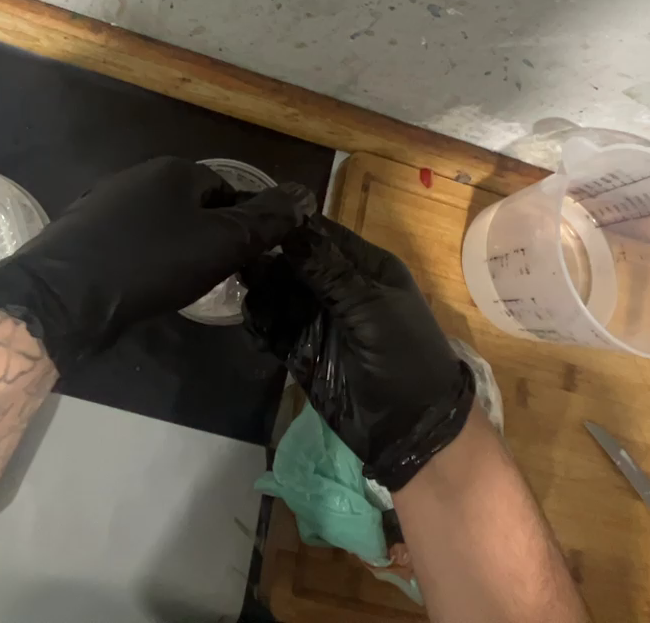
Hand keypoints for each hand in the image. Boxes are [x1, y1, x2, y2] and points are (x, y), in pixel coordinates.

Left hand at [0, 156, 314, 373]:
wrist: (63, 296)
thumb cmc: (150, 263)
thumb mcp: (220, 244)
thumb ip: (265, 222)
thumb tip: (305, 195)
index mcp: (174, 171)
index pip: (226, 191)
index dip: (240, 227)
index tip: (243, 263)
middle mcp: (137, 177)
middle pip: (192, 206)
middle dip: (207, 239)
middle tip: (213, 278)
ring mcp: (104, 204)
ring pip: (159, 226)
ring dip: (174, 251)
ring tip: (178, 287)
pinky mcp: (82, 233)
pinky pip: (128, 242)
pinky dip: (142, 261)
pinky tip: (140, 287)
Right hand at [243, 217, 473, 488]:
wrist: (413, 433)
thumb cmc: (404, 359)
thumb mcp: (370, 309)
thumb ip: (329, 272)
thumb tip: (290, 230)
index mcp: (366, 268)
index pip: (322, 234)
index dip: (291, 225)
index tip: (253, 217)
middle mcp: (340, 287)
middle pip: (295, 261)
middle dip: (268, 260)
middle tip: (236, 257)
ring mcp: (321, 319)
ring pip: (281, 293)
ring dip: (260, 291)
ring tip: (240, 291)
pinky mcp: (304, 349)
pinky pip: (275, 328)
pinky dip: (261, 324)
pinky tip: (250, 323)